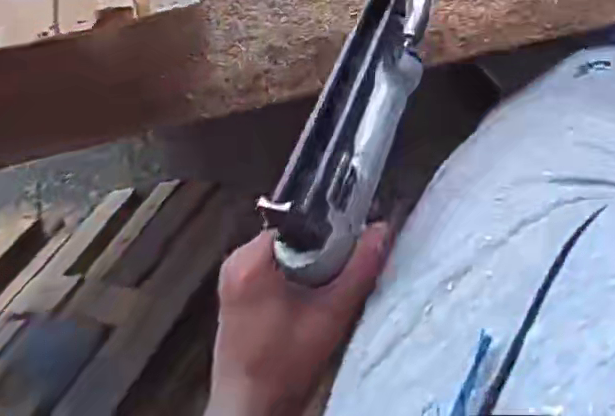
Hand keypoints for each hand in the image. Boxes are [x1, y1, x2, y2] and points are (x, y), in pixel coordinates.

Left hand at [205, 225, 390, 415]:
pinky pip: (271, 264)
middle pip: (290, 232)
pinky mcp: (235, 291)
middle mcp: (236, 259)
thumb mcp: (331, 316)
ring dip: (307, 258)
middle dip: (319, 243)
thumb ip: (358, 270)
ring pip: (283, 248)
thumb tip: (382, 229)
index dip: (326, 222)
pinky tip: (311, 291)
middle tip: (346, 254)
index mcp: (250, 259)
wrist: (249, 412)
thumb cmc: (285, 366)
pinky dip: (293, 271)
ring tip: (332, 274)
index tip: (351, 229)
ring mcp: (232, 275)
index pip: (296, 218)